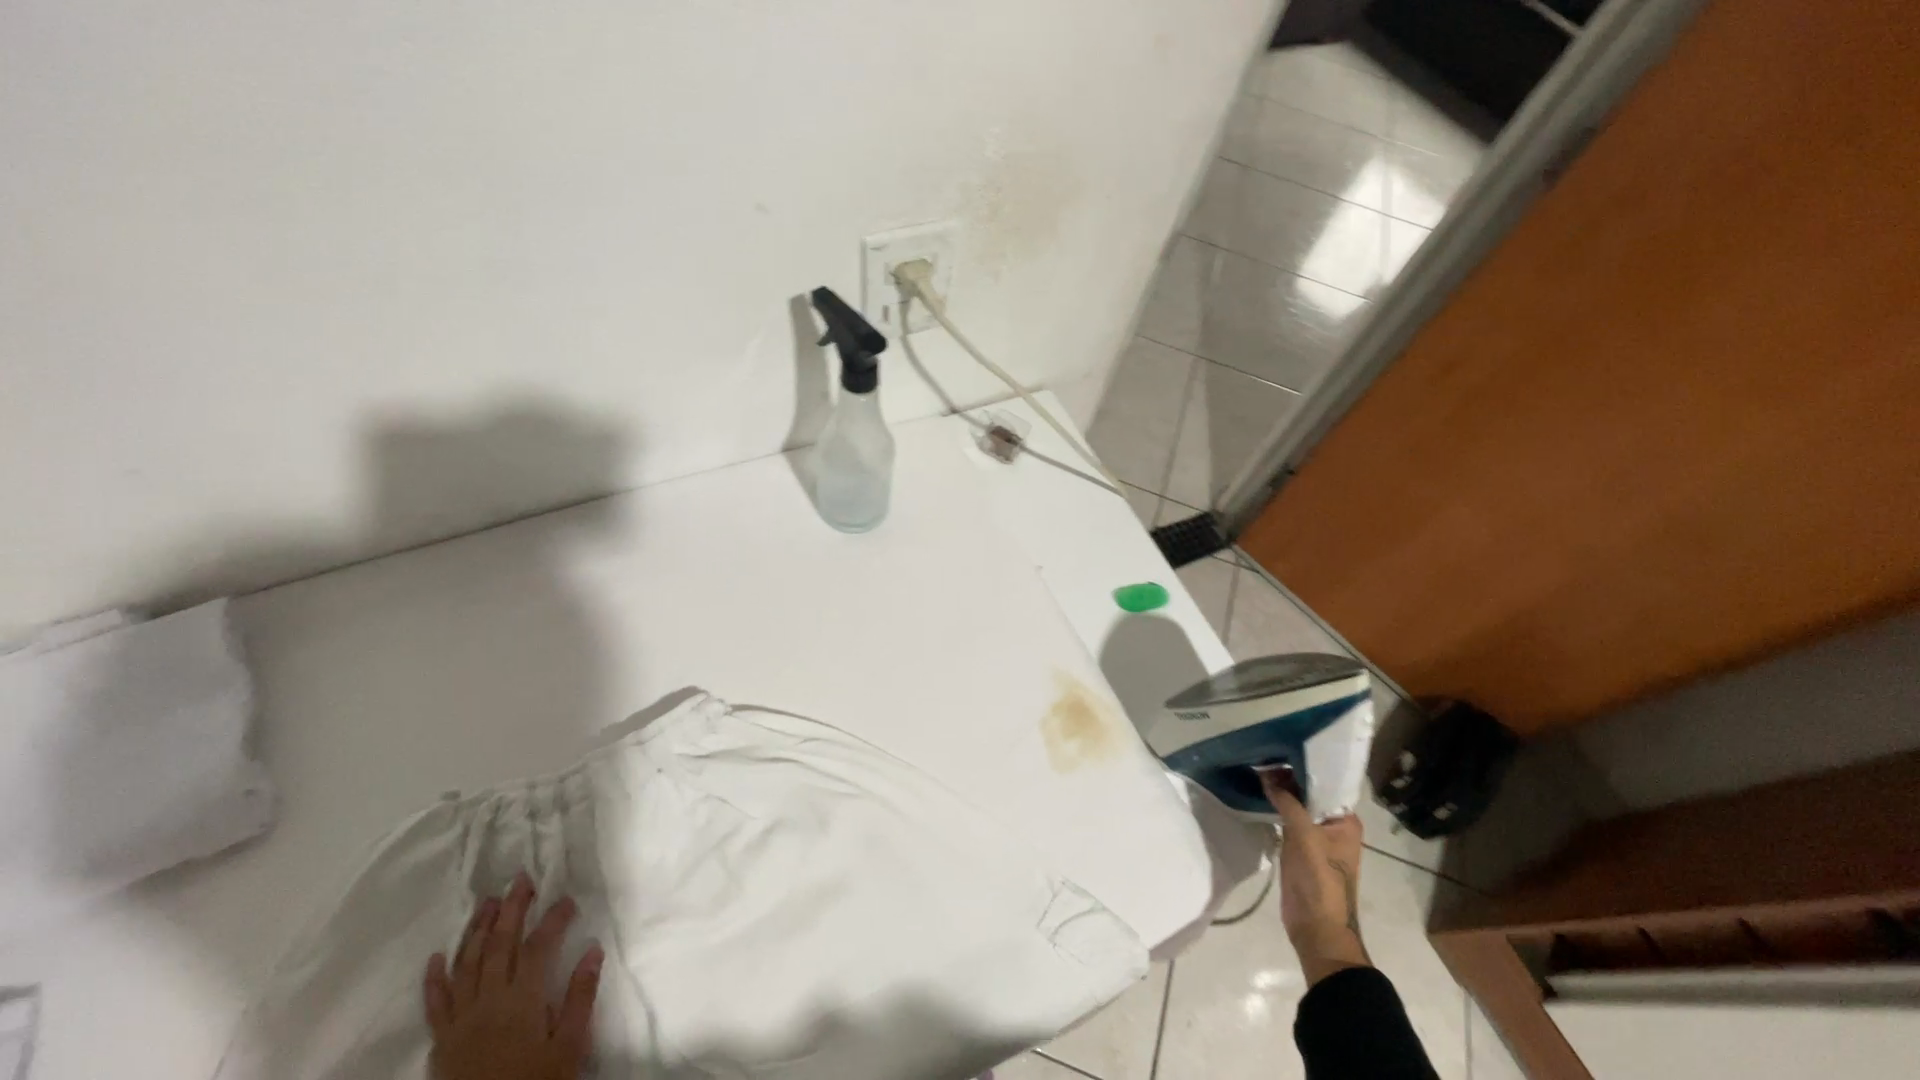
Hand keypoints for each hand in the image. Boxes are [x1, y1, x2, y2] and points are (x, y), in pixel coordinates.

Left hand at [423, 873, 604, 1079]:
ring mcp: (461, 1018)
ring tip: (487, 902)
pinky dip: (435, 977)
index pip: (538, 946)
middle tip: (521, 879)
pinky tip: (437, 956)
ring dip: (476, 930)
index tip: (567, 899)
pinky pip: (436, 1002)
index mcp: (522, 1000)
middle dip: (511, 909)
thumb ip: (580, 998)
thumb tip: (593, 950)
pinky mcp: (442, 1039)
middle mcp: (488, 1000)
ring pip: (466, 964)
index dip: (552, 919)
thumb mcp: (570, 1048)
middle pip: (499, 945)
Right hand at [1261, 774, 1370, 985]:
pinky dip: (1275, 810)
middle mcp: (1334, 826)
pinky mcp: (1299, 849)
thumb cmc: (1319, 881)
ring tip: (1256, 770)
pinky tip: (1257, 796)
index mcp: (1345, 821)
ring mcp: (1316, 838)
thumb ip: (1287, 803)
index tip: (1281, 747)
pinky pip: (1287, 822)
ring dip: (1280, 794)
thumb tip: (1268, 774)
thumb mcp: (1304, 836)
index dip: (1304, 766)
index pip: (1326, 783)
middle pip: (1310, 794)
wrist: (1316, 928)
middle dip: (1288, 778)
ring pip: (1297, 807)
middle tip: (1262, 755)